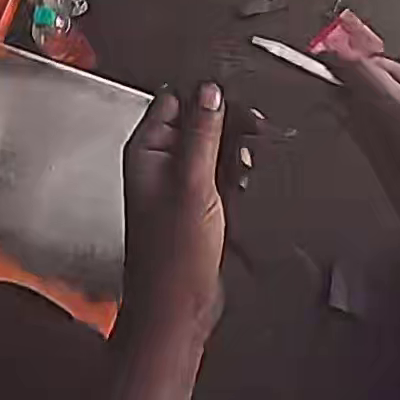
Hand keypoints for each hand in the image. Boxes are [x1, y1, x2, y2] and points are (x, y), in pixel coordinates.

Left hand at [121, 82, 228, 343]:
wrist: (178, 309)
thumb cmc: (172, 255)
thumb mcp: (192, 183)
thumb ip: (202, 132)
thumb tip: (209, 90)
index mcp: (148, 148)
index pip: (176, 99)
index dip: (204, 97)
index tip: (232, 103)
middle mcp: (161, 160)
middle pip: (198, 120)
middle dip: (226, 126)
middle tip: (251, 131)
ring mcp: (180, 180)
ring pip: (213, 145)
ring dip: (233, 151)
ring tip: (242, 168)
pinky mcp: (197, 199)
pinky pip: (220, 170)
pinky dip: (233, 173)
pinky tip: (240, 185)